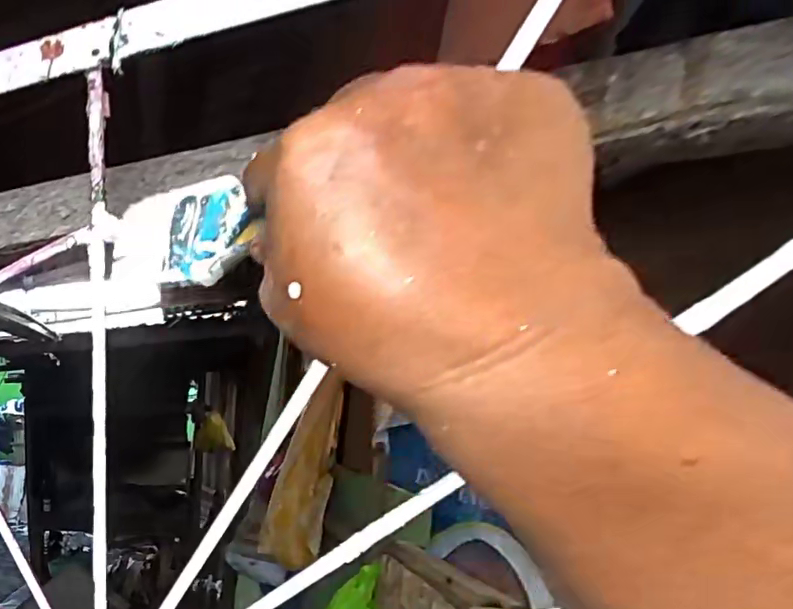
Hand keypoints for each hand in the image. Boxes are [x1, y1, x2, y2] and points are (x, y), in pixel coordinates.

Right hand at [243, 65, 658, 413]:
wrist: (495, 332)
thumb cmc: (380, 324)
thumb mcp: (283, 298)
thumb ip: (273, 247)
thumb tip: (282, 230)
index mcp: (307, 153)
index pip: (269, 168)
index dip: (274, 204)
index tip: (289, 226)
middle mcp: (378, 105)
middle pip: (337, 126)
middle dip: (337, 167)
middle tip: (353, 219)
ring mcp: (458, 93)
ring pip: (403, 112)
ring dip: (396, 150)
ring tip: (411, 207)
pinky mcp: (523, 98)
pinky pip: (469, 114)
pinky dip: (458, 147)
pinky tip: (460, 196)